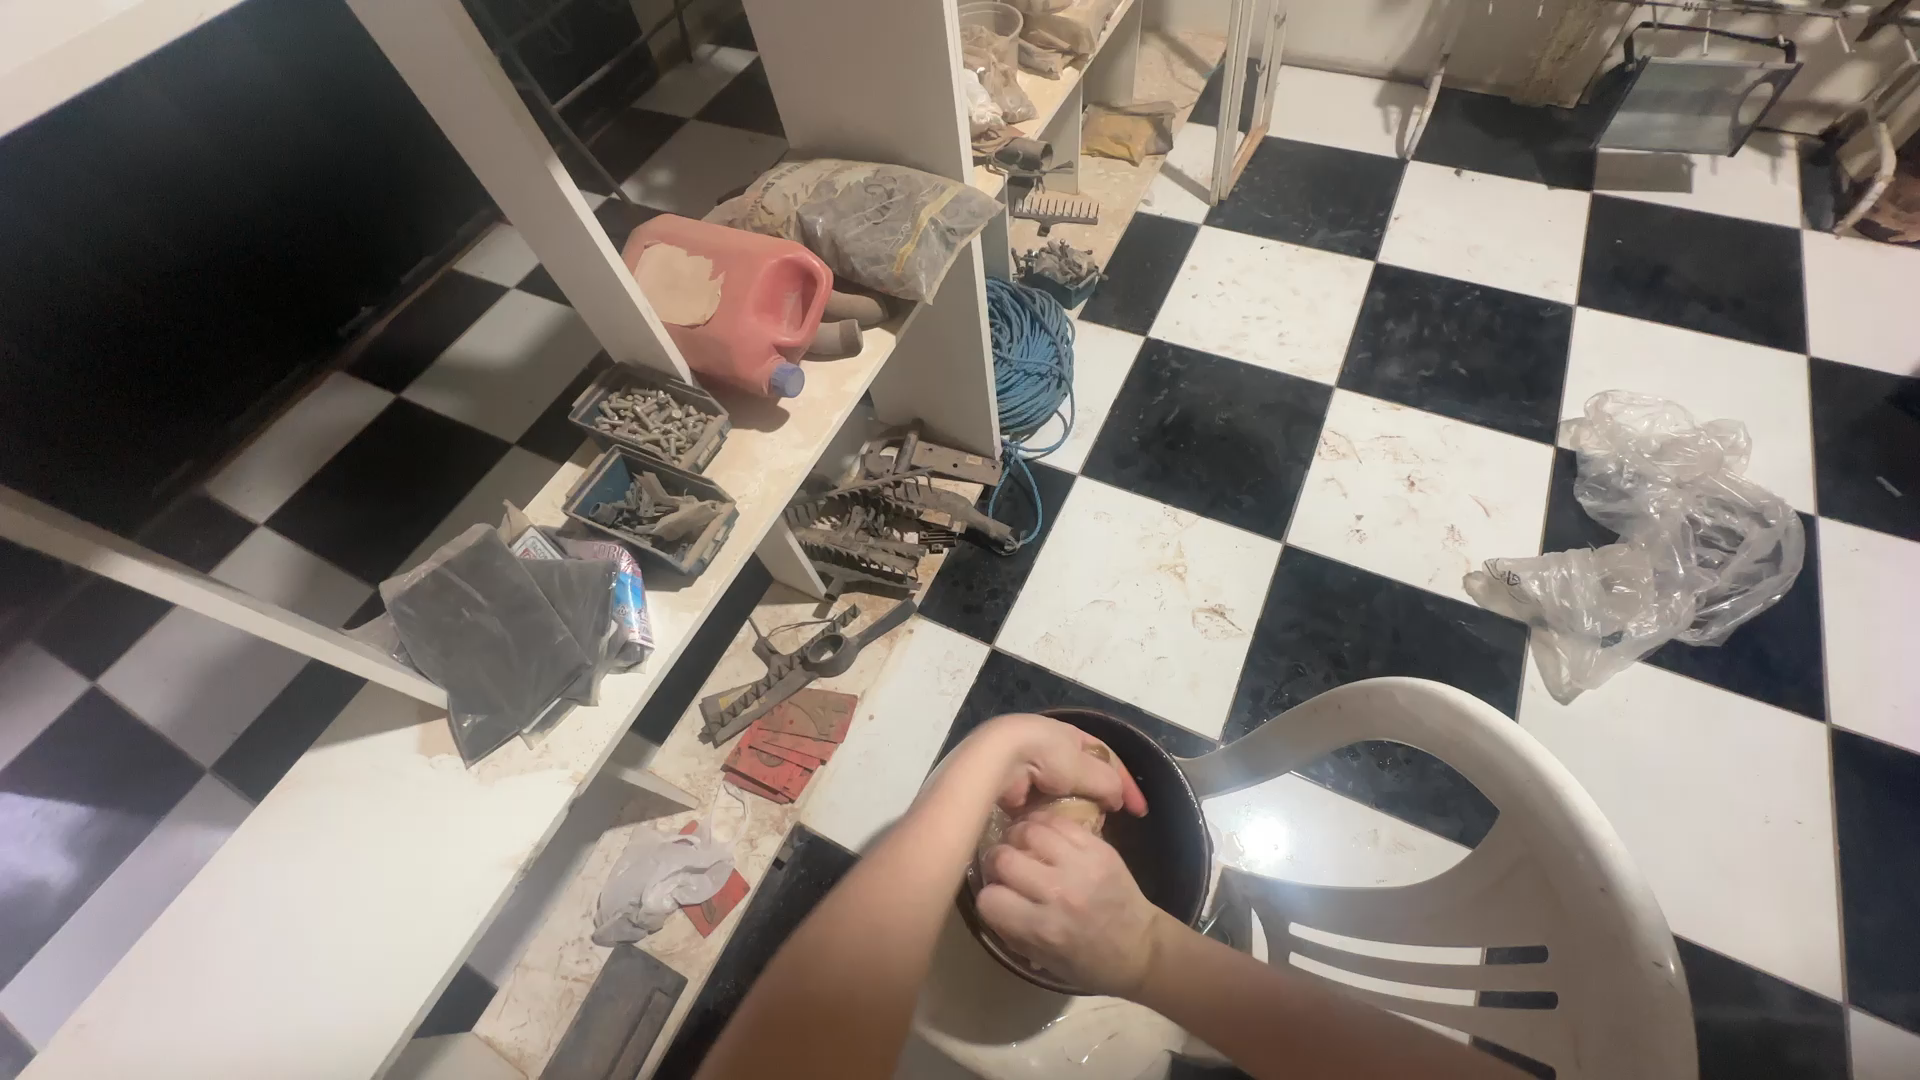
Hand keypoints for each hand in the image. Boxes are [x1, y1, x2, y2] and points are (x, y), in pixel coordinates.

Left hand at [971, 713, 1147, 817]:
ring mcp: (1033, 769)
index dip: (1126, 783)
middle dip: (1098, 798)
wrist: (1000, 758)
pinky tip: (1060, 834)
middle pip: (1084, 777)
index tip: (1139, 810)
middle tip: (1109, 820)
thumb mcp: (1088, 767)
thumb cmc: (1047, 755)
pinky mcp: (1017, 790)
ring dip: (1074, 811)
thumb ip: (1109, 782)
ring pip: (1063, 795)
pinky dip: (1052, 819)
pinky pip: (1042, 807)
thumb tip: (1116, 799)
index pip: (1108, 758)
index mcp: (1071, 736)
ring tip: (1087, 831)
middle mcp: (1052, 750)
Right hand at [976, 812, 1169, 996]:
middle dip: (995, 861)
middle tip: (1003, 866)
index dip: (987, 896)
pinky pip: (1057, 820)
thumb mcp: (1045, 961)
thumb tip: (988, 896)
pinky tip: (1042, 834)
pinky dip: (1042, 823)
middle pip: (1003, 858)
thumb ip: (1012, 930)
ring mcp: (1081, 865)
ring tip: (1022, 845)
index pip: (990, 899)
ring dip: (1017, 836)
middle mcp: (1060, 893)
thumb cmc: (1090, 962)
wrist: (1142, 948)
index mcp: (1045, 929)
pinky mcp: (1098, 846)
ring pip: (1028, 830)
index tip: (996, 896)